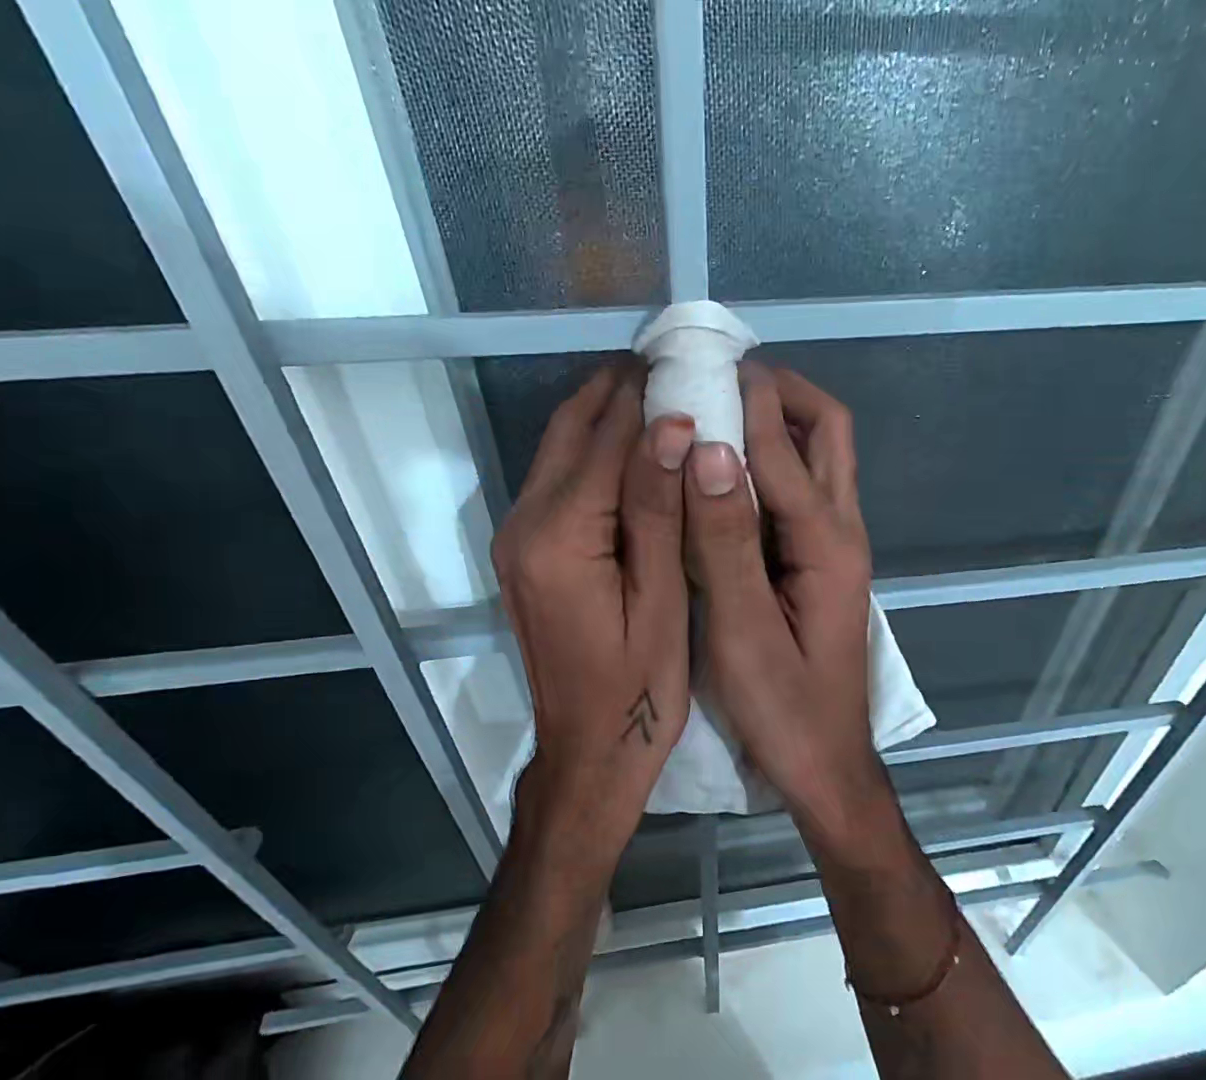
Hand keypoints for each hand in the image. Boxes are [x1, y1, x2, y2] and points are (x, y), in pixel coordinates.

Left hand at [491, 366, 695, 864]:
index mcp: (559, 537)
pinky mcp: (526, 551)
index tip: (687, 360)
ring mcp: (518, 537)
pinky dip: (593, 452)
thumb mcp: (661, 601)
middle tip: (674, 363)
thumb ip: (658, 511)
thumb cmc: (638, 688)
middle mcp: (524, 524)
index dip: (647, 397)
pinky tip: (636, 448)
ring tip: (662, 392)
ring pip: (560, 450)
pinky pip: (559, 480)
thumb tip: (672, 427)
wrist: (586, 753)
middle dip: (618, 391)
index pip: (605, 441)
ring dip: (604, 416)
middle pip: (569, 431)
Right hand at [683, 361, 886, 833]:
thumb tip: (710, 452)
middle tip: (721, 377)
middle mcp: (840, 530)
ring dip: (778, 419)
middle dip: (781, 392)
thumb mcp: (744, 633)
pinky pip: (800, 488)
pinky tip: (726, 466)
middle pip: (828, 432)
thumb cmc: (783, 709)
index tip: (699, 364)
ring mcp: (834, 545)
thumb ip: (726, 544)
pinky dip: (770, 459)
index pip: (785, 450)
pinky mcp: (819, 561)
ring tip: (718, 404)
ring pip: (819, 456)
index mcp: (826, 543)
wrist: (824, 765)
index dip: (744, 402)